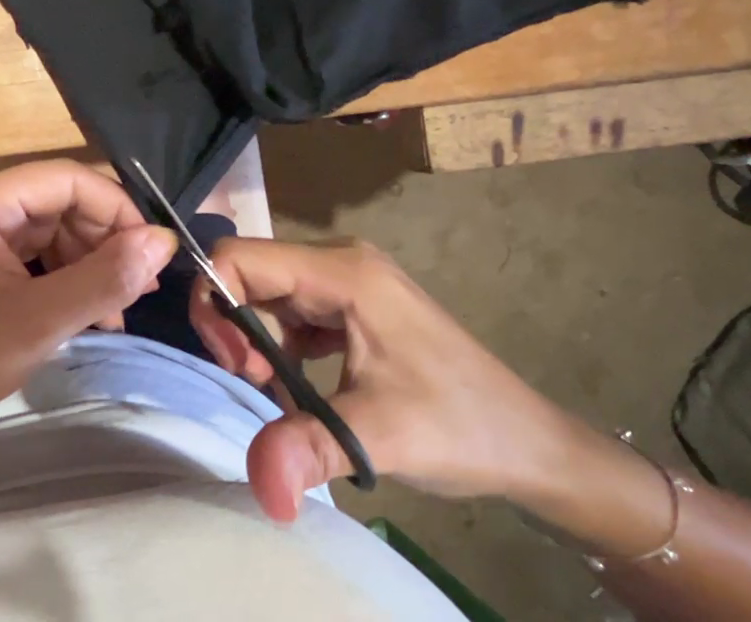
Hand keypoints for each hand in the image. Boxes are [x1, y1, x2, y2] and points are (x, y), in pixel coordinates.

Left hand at [0, 160, 177, 447]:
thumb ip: (104, 278)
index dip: (117, 210)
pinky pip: (36, 248)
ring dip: (91, 262)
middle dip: (105, 241)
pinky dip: (67, 274)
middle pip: (61, 199)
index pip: (67, 178)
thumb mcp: (40, 322)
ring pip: (54, 225)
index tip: (154, 256)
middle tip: (139, 290)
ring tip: (116, 311)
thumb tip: (164, 239)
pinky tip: (90, 311)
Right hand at [188, 238, 578, 520]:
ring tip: (280, 390)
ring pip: (264, 293)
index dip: (217, 303)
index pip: (239, 258)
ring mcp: (348, 282)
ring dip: (255, 341)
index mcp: (345, 274)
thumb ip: (308, 450)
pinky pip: (288, 310)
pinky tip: (297, 384)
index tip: (239, 365)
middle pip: (248, 274)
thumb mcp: (379, 438)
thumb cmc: (462, 429)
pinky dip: (278, 346)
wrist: (534, 449)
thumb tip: (262, 493)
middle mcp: (341, 263)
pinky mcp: (352, 305)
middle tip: (258, 384)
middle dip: (235, 328)